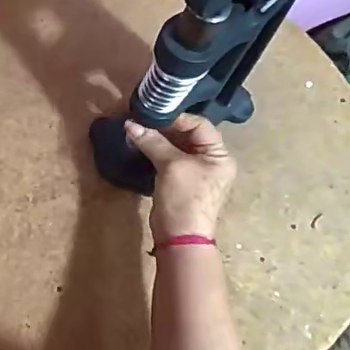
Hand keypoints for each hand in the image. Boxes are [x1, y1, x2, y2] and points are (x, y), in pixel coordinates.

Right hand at [125, 113, 235, 239]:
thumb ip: (152, 142)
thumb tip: (130, 124)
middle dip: (164, 128)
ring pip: (177, 147)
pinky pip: (169, 160)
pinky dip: (156, 152)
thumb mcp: (171, 166)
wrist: (180, 235)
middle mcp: (211, 160)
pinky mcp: (180, 182)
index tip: (151, 115)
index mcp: (220, 154)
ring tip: (137, 132)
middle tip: (141, 121)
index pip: (200, 125)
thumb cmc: (184, 198)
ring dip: (158, 140)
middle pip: (188, 135)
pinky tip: (141, 148)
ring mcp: (196, 172)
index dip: (176, 118)